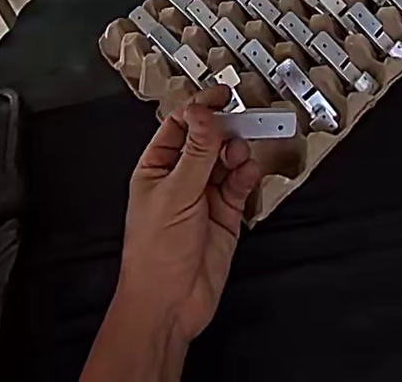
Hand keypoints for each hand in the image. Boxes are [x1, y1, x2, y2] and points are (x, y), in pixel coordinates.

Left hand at [83, 85, 260, 381]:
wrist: (171, 306)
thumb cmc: (154, 255)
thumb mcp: (175, 194)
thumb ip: (196, 152)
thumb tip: (204, 113)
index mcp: (158, 166)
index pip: (181, 124)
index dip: (201, 107)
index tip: (221, 96)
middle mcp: (182, 175)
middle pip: (209, 137)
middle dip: (225, 128)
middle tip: (241, 120)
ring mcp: (205, 193)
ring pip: (228, 156)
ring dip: (237, 151)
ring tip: (239, 155)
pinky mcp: (226, 210)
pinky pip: (241, 180)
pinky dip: (247, 173)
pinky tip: (246, 173)